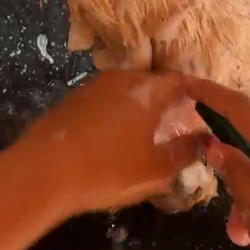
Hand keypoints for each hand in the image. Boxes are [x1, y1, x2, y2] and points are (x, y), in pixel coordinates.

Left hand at [5, 71, 207, 215]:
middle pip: (153, 83)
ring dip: (142, 107)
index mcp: (146, 90)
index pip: (180, 82)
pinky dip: (119, 113)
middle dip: (169, 101)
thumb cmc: (107, 169)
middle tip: (182, 122)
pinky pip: (107, 100)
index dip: (196, 95)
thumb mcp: (155, 169)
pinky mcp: (73, 100)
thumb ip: (184, 152)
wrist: (42, 171)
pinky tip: (118, 136)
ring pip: (128, 91)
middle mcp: (121, 79)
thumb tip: (205, 139)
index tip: (207, 110)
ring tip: (152, 131)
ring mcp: (93, 87)